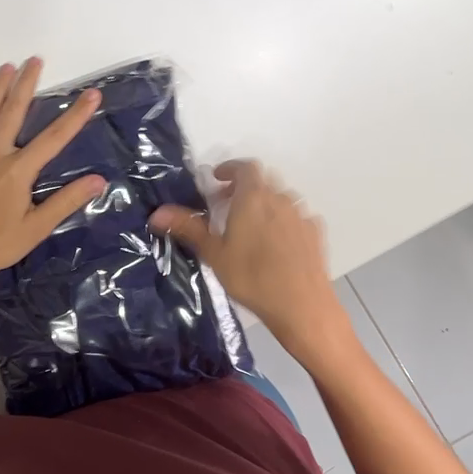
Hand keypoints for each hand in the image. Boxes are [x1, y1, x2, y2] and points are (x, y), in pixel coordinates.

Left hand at [0, 58, 106, 286]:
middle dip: (27, 83)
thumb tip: (98, 181)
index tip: (91, 94)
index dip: (75, 115)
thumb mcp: (37, 228)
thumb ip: (66, 201)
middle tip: (36, 60)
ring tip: (8, 66)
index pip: (53, 137)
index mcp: (18, 171)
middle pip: (13, 111)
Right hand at [148, 160, 344, 342]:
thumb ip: (188, 228)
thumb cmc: (252, 277)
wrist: (302, 306)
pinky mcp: (315, 234)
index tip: (216, 180)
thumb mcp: (214, 254)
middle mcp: (281, 199)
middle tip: (226, 206)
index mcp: (254, 197)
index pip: (245, 167)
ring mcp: (301, 216)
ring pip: (280, 199)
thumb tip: (157, 213)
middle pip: (263, 181)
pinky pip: (295, 217)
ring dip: (263, 205)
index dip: (230, 169)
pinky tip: (274, 245)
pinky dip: (281, 221)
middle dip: (243, 188)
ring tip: (249, 228)